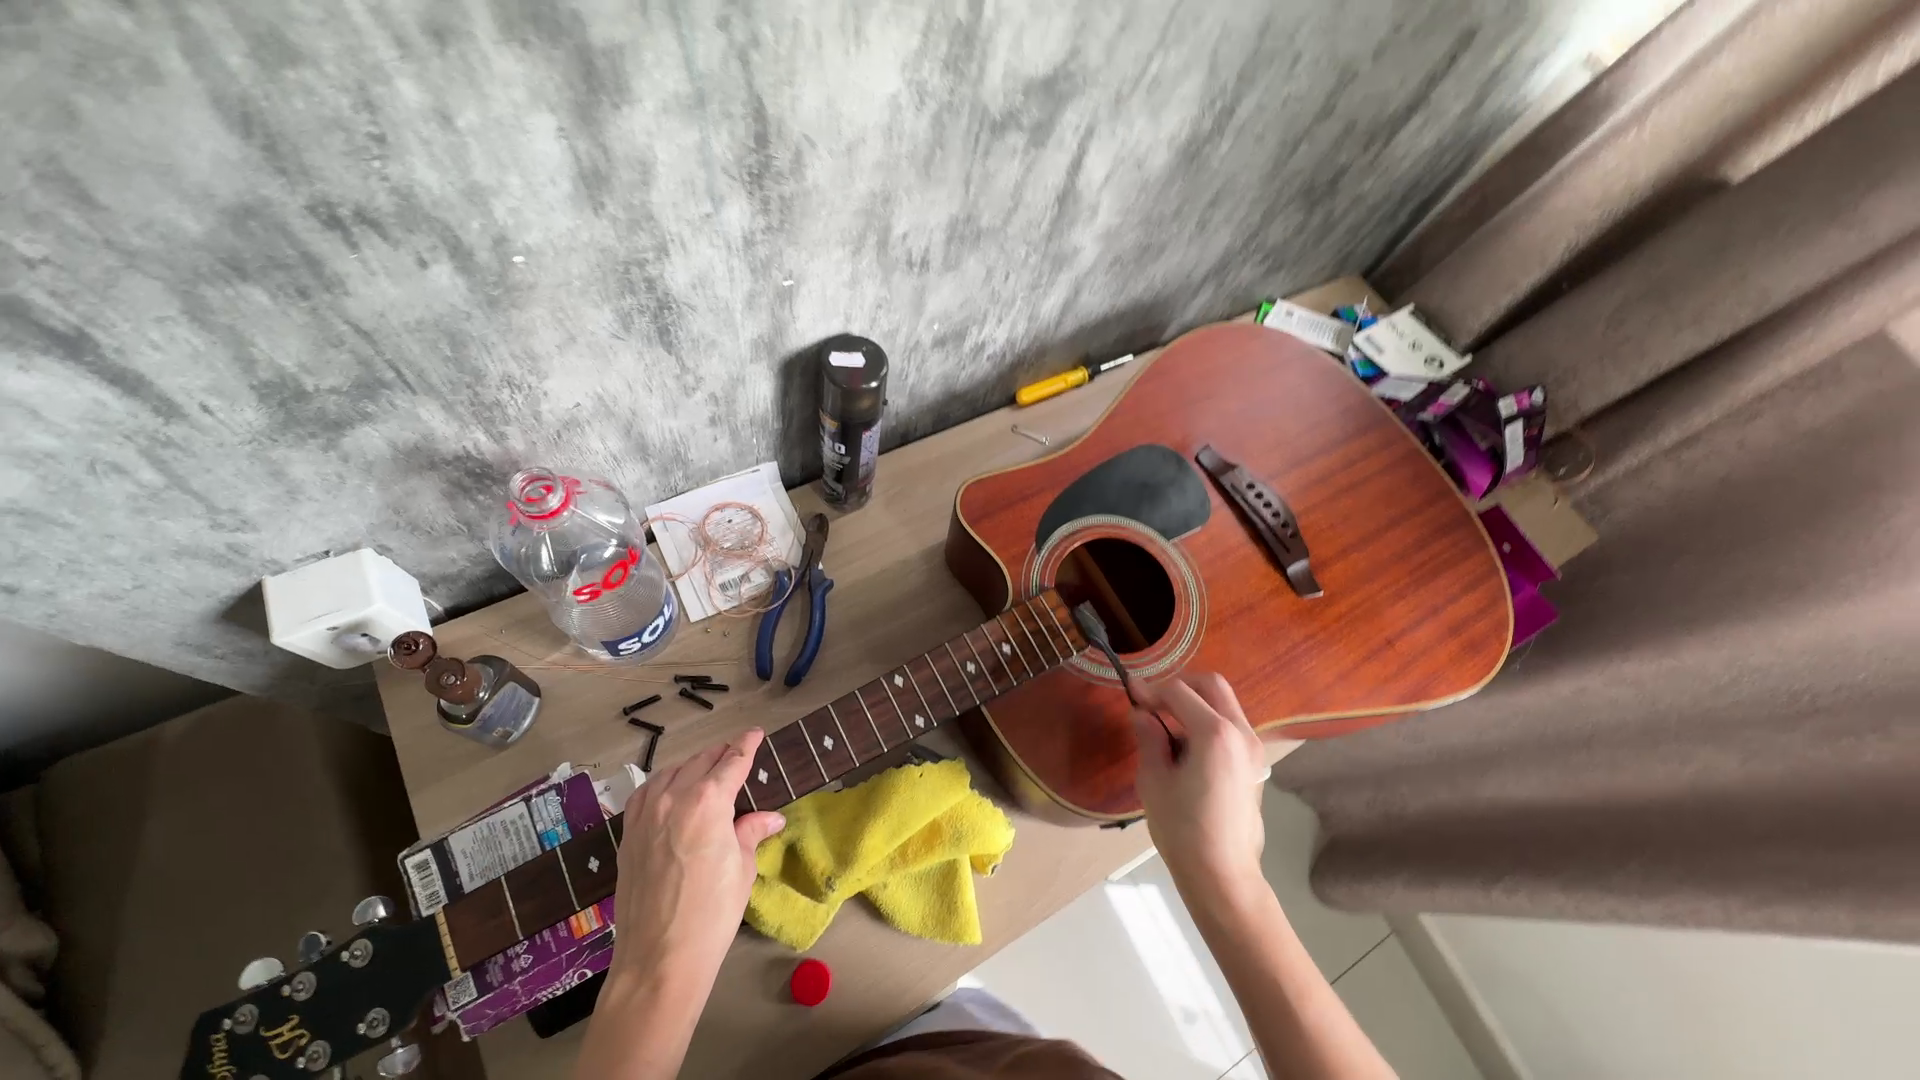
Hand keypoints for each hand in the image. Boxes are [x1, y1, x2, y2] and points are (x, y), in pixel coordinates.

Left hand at [607, 728, 785, 992]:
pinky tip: (669, 790)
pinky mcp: (628, 835)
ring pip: (670, 773)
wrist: (660, 957)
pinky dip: (662, 784)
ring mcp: (645, 815)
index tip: (754, 734)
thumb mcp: (742, 869)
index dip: (745, 746)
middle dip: (720, 754)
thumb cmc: (712, 913)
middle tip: (735, 752)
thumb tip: (770, 818)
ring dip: (691, 765)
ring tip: (705, 768)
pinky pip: (645, 794)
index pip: (731, 763)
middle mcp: (674, 798)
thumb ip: (751, 833)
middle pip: (700, 763)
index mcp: (708, 802)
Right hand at [1128, 674, 1267, 901]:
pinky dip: (1208, 723)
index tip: (1130, 696)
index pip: (1179, 692)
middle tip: (1153, 705)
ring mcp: (1254, 749)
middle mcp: (1241, 733)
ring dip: (1195, 706)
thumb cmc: (1182, 829)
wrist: (1222, 874)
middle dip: (1179, 687)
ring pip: (1224, 705)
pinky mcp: (1255, 765)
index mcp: (1215, 734)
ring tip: (1167, 732)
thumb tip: (1142, 714)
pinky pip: (1231, 727)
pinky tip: (1186, 751)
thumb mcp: (1153, 780)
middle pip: (1212, 686)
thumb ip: (1149, 738)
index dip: (1151, 690)